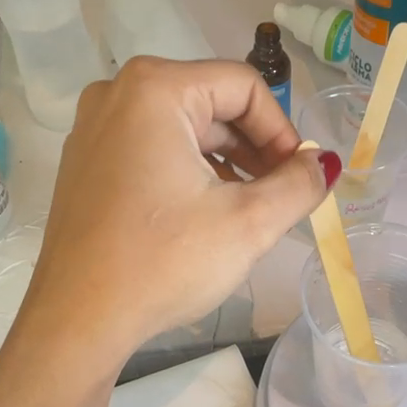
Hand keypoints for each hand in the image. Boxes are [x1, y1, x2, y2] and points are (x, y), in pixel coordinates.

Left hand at [18, 57, 341, 357]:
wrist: (80, 319)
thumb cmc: (165, 263)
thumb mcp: (247, 225)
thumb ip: (297, 187)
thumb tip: (325, 166)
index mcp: (155, 89)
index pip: (243, 87)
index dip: (283, 132)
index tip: (300, 181)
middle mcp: (117, 95)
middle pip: (210, 106)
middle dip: (254, 152)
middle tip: (280, 200)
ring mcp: (93, 133)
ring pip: (181, 135)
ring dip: (225, 168)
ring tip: (248, 216)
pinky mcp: (86, 171)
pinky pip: (151, 157)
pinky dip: (187, 179)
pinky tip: (204, 223)